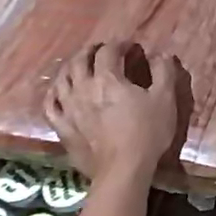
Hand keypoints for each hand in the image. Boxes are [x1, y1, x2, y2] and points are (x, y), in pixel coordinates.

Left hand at [43, 41, 184, 181]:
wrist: (122, 171)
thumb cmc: (146, 133)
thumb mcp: (164, 99)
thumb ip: (163, 72)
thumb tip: (160, 54)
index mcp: (107, 78)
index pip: (109, 51)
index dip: (119, 44)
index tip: (130, 47)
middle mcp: (83, 88)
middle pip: (80, 60)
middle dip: (91, 50)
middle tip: (101, 50)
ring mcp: (68, 108)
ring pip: (62, 78)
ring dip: (70, 66)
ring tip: (78, 65)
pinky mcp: (62, 127)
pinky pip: (50, 105)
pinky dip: (54, 93)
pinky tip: (58, 91)